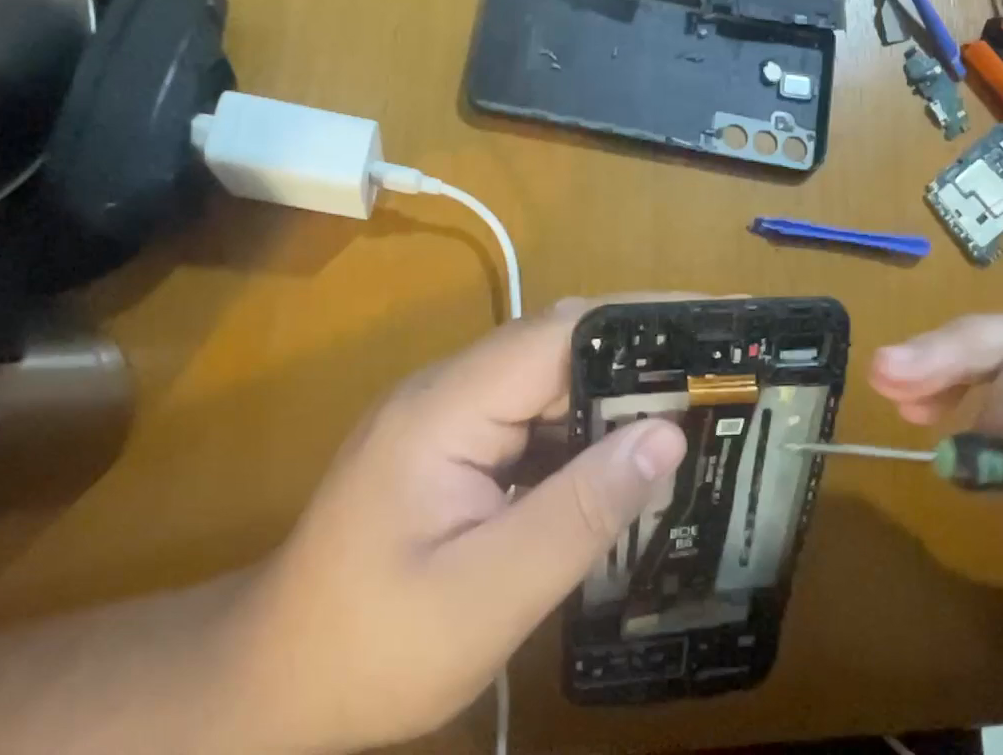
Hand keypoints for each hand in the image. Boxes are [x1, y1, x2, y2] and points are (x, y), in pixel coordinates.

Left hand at [226, 300, 687, 753]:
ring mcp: (447, 420)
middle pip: (559, 347)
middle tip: (730, 376)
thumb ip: (577, 512)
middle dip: (645, 355)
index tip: (724, 327)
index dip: (645, 321)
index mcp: (446, 409)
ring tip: (703, 414)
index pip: (559, 333)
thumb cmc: (372, 647)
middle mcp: (447, 393)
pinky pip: (533, 422)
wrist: (272, 680)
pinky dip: (588, 434)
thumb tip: (666, 435)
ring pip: (550, 383)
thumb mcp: (486, 594)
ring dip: (621, 395)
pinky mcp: (454, 451)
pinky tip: (632, 463)